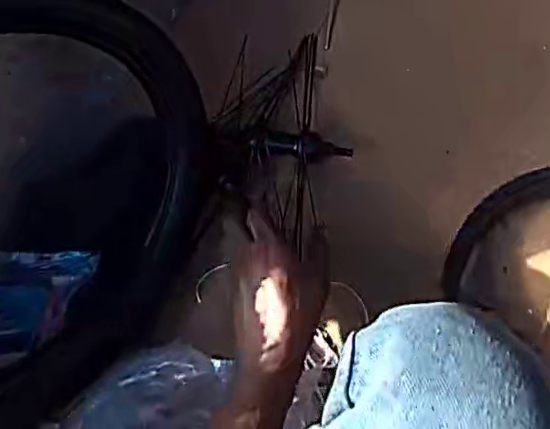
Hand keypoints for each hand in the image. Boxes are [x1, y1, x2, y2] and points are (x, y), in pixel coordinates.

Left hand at [231, 207, 328, 373]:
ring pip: (232, 239)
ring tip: (252, 231)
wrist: (268, 357)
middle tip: (250, 207)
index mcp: (268, 246)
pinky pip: (233, 259)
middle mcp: (247, 253)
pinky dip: (240, 252)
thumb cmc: (296, 317)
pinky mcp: (230, 288)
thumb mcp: (318, 281)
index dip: (258, 199)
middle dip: (238, 209)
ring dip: (238, 231)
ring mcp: (235, 271)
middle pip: (234, 220)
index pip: (257, 212)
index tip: (263, 191)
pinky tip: (253, 261)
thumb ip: (318, 250)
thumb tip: (319, 230)